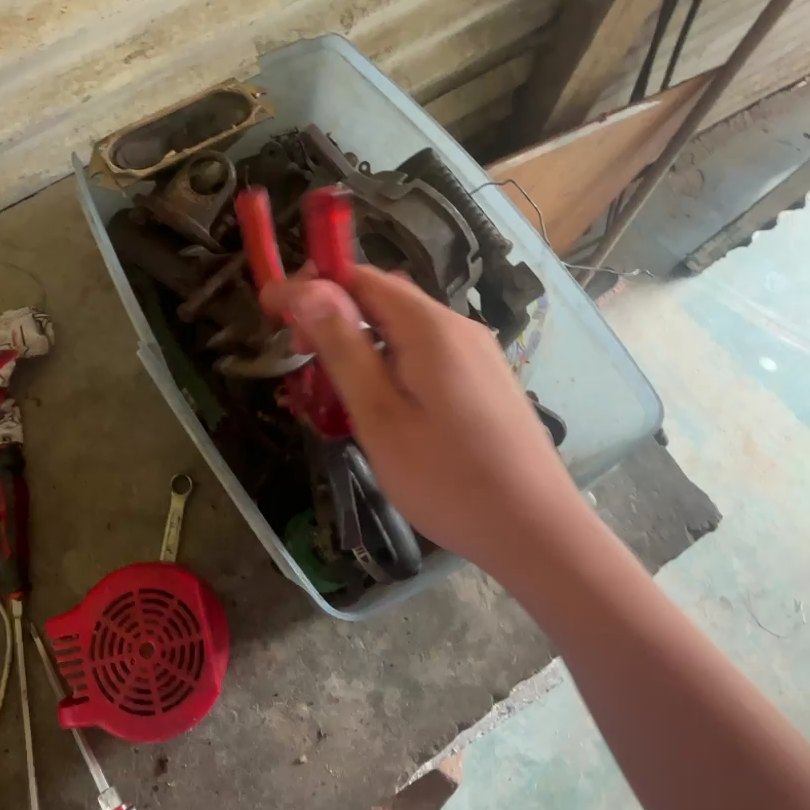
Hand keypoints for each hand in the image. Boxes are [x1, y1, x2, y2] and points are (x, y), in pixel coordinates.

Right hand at [259, 265, 589, 570]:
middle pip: (383, 299)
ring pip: (403, 330)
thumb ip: (343, 348)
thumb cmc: (448, 480)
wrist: (538, 532)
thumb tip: (308, 289)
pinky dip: (389, 364)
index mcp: (430, 328)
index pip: (361, 277)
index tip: (271, 310)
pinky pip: (425, 354)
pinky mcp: (485, 381)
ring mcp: (477, 354)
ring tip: (331, 391)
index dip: (312, 285)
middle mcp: (457, 328)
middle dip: (333, 316)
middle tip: (299, 358)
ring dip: (360, 344)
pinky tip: (378, 407)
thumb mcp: (380, 416)